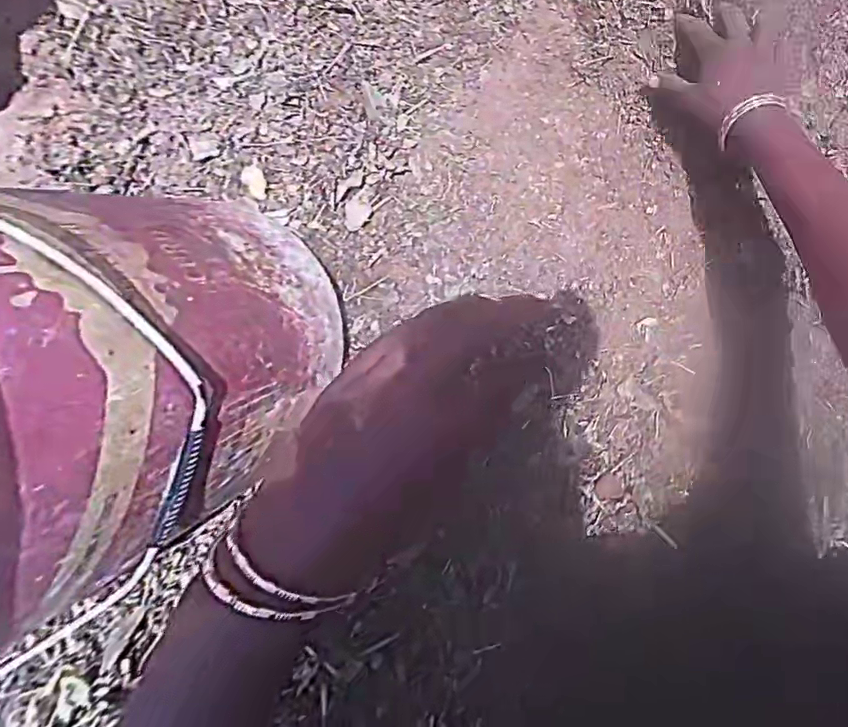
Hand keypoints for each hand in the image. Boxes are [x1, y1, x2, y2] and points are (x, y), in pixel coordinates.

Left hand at [235, 295, 561, 596]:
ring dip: (473, 309)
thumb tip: (516, 385)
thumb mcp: (449, 478)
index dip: (533, 351)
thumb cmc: (384, 519)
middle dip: (509, 313)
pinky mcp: (348, 370)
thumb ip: (484, 424)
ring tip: (498, 307)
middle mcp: (407, 382)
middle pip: (469, 328)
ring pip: (433, 320)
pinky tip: (448, 324)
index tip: (553, 338)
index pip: (502, 369)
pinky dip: (435, 320)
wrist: (293, 541)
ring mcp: (373, 370)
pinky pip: (403, 330)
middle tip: (537, 307)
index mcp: (440, 417)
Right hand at [649, 2, 787, 154]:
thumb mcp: (691, 101)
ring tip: (755, 20)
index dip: (686, 22)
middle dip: (723, 11)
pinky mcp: (781, 65)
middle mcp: (739, 44)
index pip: (696, 29)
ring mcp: (763, 52)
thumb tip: (648, 80)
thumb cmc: (721, 112)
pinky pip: (783, 47)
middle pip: (731, 17)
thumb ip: (671, 88)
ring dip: (757, 21)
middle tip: (720, 10)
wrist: (758, 125)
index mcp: (715, 50)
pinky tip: (780, 43)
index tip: (679, 17)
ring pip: (763, 26)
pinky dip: (780, 43)